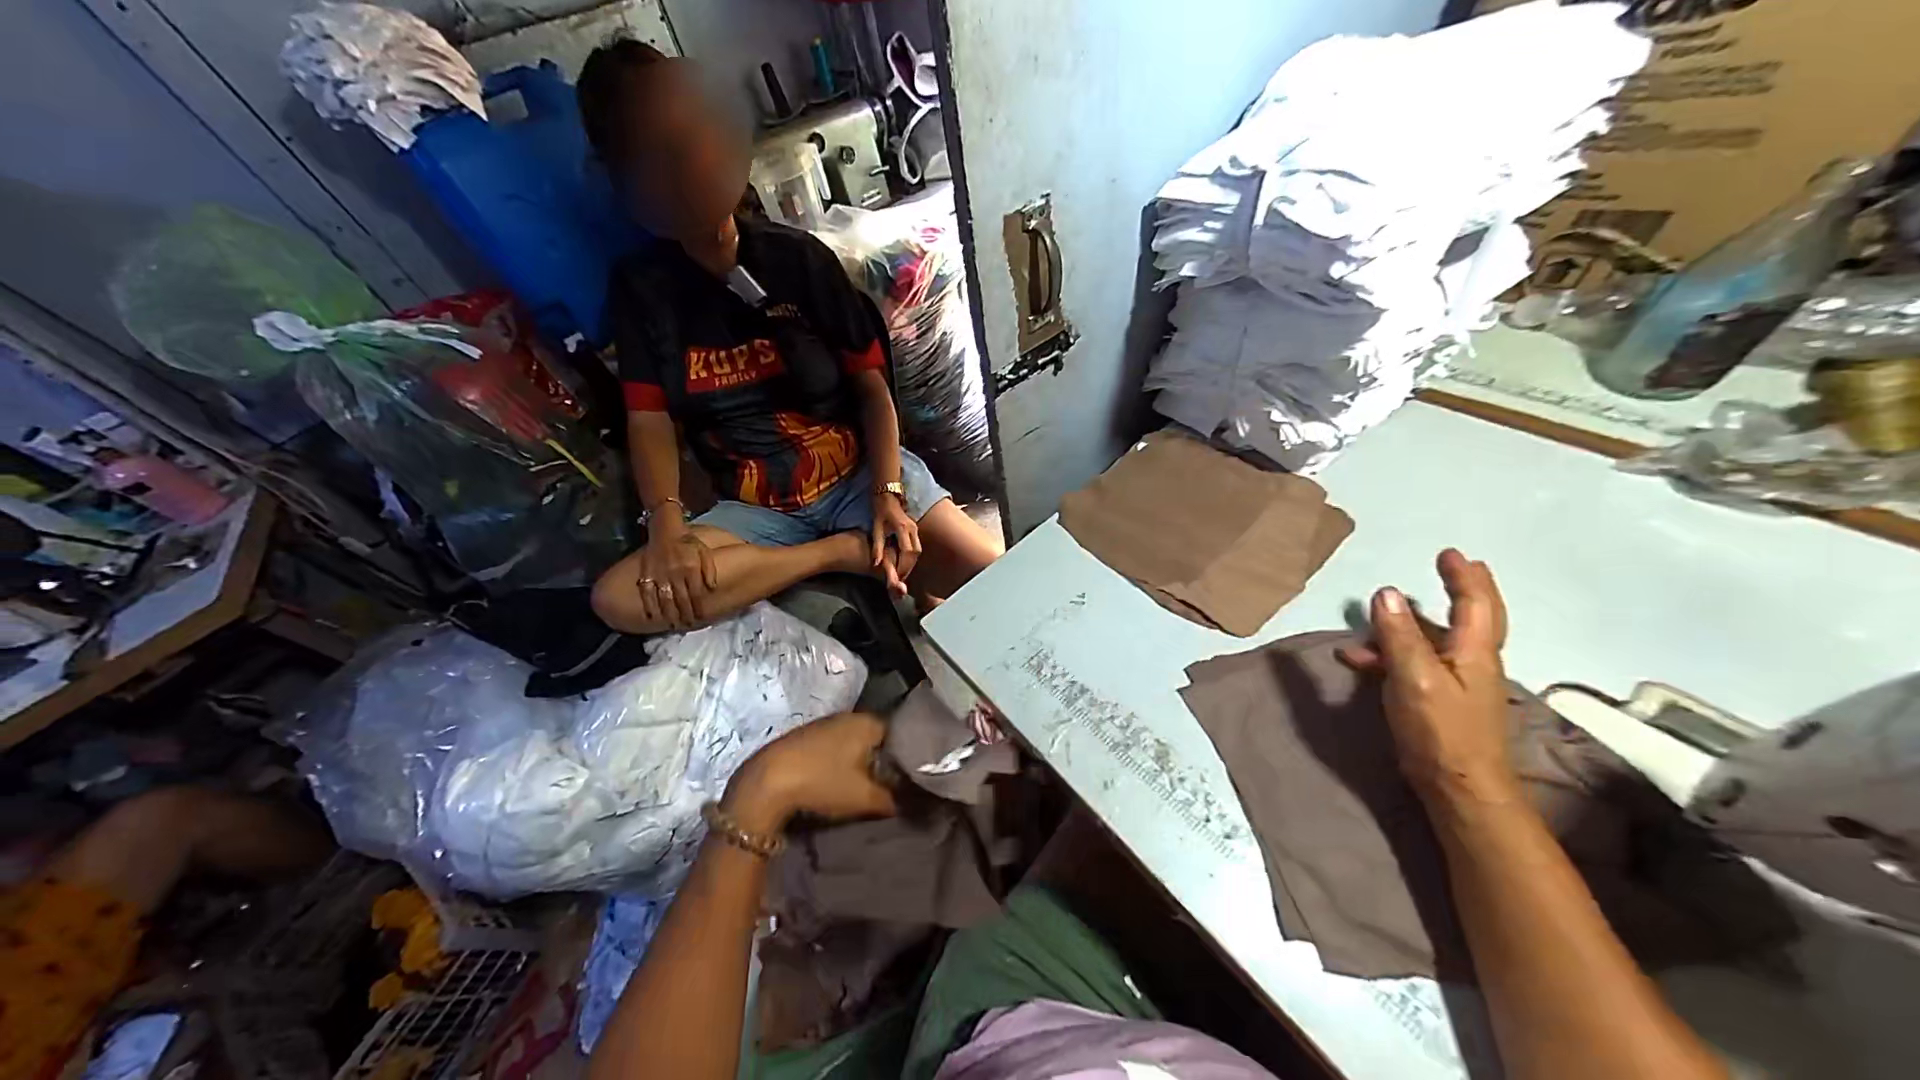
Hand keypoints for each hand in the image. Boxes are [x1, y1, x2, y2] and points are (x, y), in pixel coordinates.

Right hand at [636, 521, 716, 629]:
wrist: (666, 529)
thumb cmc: (688, 541)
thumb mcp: (704, 552)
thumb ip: (709, 570)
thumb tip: (712, 588)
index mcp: (691, 568)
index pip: (696, 593)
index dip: (698, 607)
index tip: (700, 618)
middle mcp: (676, 573)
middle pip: (681, 599)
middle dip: (685, 614)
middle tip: (687, 625)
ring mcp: (660, 574)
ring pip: (664, 599)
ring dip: (669, 614)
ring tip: (673, 625)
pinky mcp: (647, 574)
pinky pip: (647, 593)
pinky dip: (649, 606)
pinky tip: (652, 617)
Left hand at [723, 712, 896, 833]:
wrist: (767, 782)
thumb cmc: (823, 782)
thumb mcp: (865, 798)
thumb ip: (892, 799)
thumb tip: (908, 802)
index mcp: (869, 722)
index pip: (900, 734)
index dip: (906, 757)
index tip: (908, 778)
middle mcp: (849, 715)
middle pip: (876, 738)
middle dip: (882, 759)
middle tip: (888, 784)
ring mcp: (824, 723)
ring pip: (853, 741)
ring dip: (859, 760)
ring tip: (863, 785)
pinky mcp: (805, 735)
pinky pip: (833, 745)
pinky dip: (838, 760)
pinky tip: (836, 778)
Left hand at [870, 493, 920, 597]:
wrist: (887, 494)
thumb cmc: (880, 510)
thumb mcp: (876, 528)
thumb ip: (877, 546)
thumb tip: (876, 564)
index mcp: (902, 528)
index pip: (907, 552)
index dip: (903, 566)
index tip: (897, 576)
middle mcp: (912, 528)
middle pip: (915, 553)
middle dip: (909, 567)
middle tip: (900, 578)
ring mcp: (915, 528)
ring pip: (918, 550)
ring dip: (911, 562)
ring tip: (902, 572)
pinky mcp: (914, 528)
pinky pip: (916, 546)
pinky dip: (911, 556)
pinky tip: (904, 562)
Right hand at [1339, 549, 1516, 804]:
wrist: (1459, 788)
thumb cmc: (1441, 730)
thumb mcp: (1414, 678)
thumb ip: (1400, 635)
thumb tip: (1387, 594)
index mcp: (1474, 651)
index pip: (1475, 603)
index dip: (1463, 577)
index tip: (1451, 554)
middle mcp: (1472, 661)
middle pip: (1470, 618)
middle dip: (1460, 591)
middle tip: (1449, 567)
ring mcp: (1458, 683)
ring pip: (1437, 640)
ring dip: (1411, 624)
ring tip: (1377, 617)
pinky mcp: (1440, 701)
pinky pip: (1417, 663)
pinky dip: (1392, 653)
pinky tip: (1360, 659)